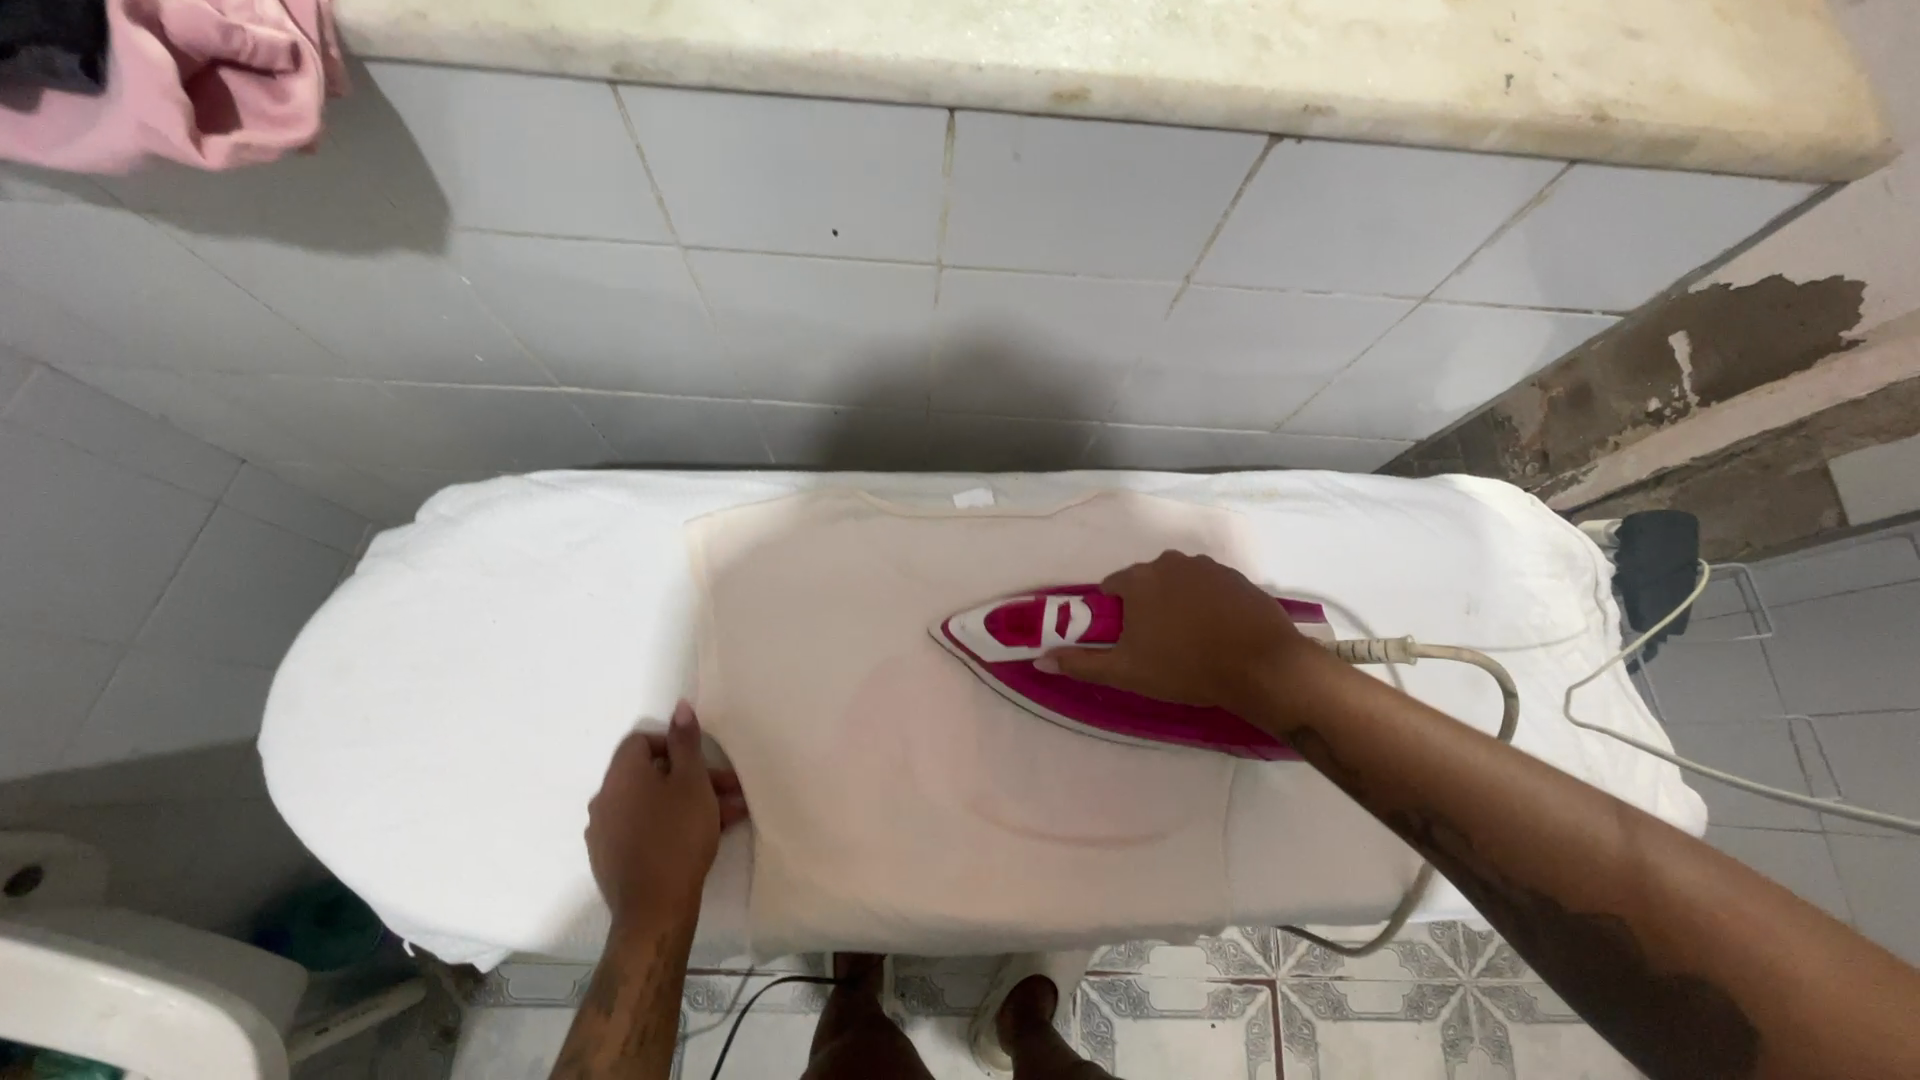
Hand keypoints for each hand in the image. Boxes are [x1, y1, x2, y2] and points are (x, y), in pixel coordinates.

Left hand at [586, 701, 747, 926]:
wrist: (655, 908)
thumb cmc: (678, 834)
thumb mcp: (692, 782)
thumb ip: (685, 742)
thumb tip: (678, 707)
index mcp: (621, 775)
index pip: (641, 742)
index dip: (674, 745)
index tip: (701, 762)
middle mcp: (605, 799)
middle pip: (651, 776)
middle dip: (694, 779)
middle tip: (730, 790)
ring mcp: (604, 833)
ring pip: (653, 806)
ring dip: (689, 805)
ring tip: (730, 817)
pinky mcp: (611, 860)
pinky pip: (645, 831)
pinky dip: (672, 827)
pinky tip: (704, 839)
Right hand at [1040, 551, 1317, 711]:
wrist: (1261, 666)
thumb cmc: (1185, 668)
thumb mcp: (1126, 672)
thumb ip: (1081, 663)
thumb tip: (1041, 658)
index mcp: (1139, 580)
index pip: (1111, 588)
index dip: (1114, 615)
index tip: (1127, 641)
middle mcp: (1170, 562)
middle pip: (1145, 582)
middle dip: (1146, 607)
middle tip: (1157, 645)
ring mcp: (1207, 567)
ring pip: (1178, 583)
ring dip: (1176, 604)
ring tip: (1190, 641)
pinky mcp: (1237, 577)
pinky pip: (1208, 587)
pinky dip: (1206, 604)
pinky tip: (1217, 632)